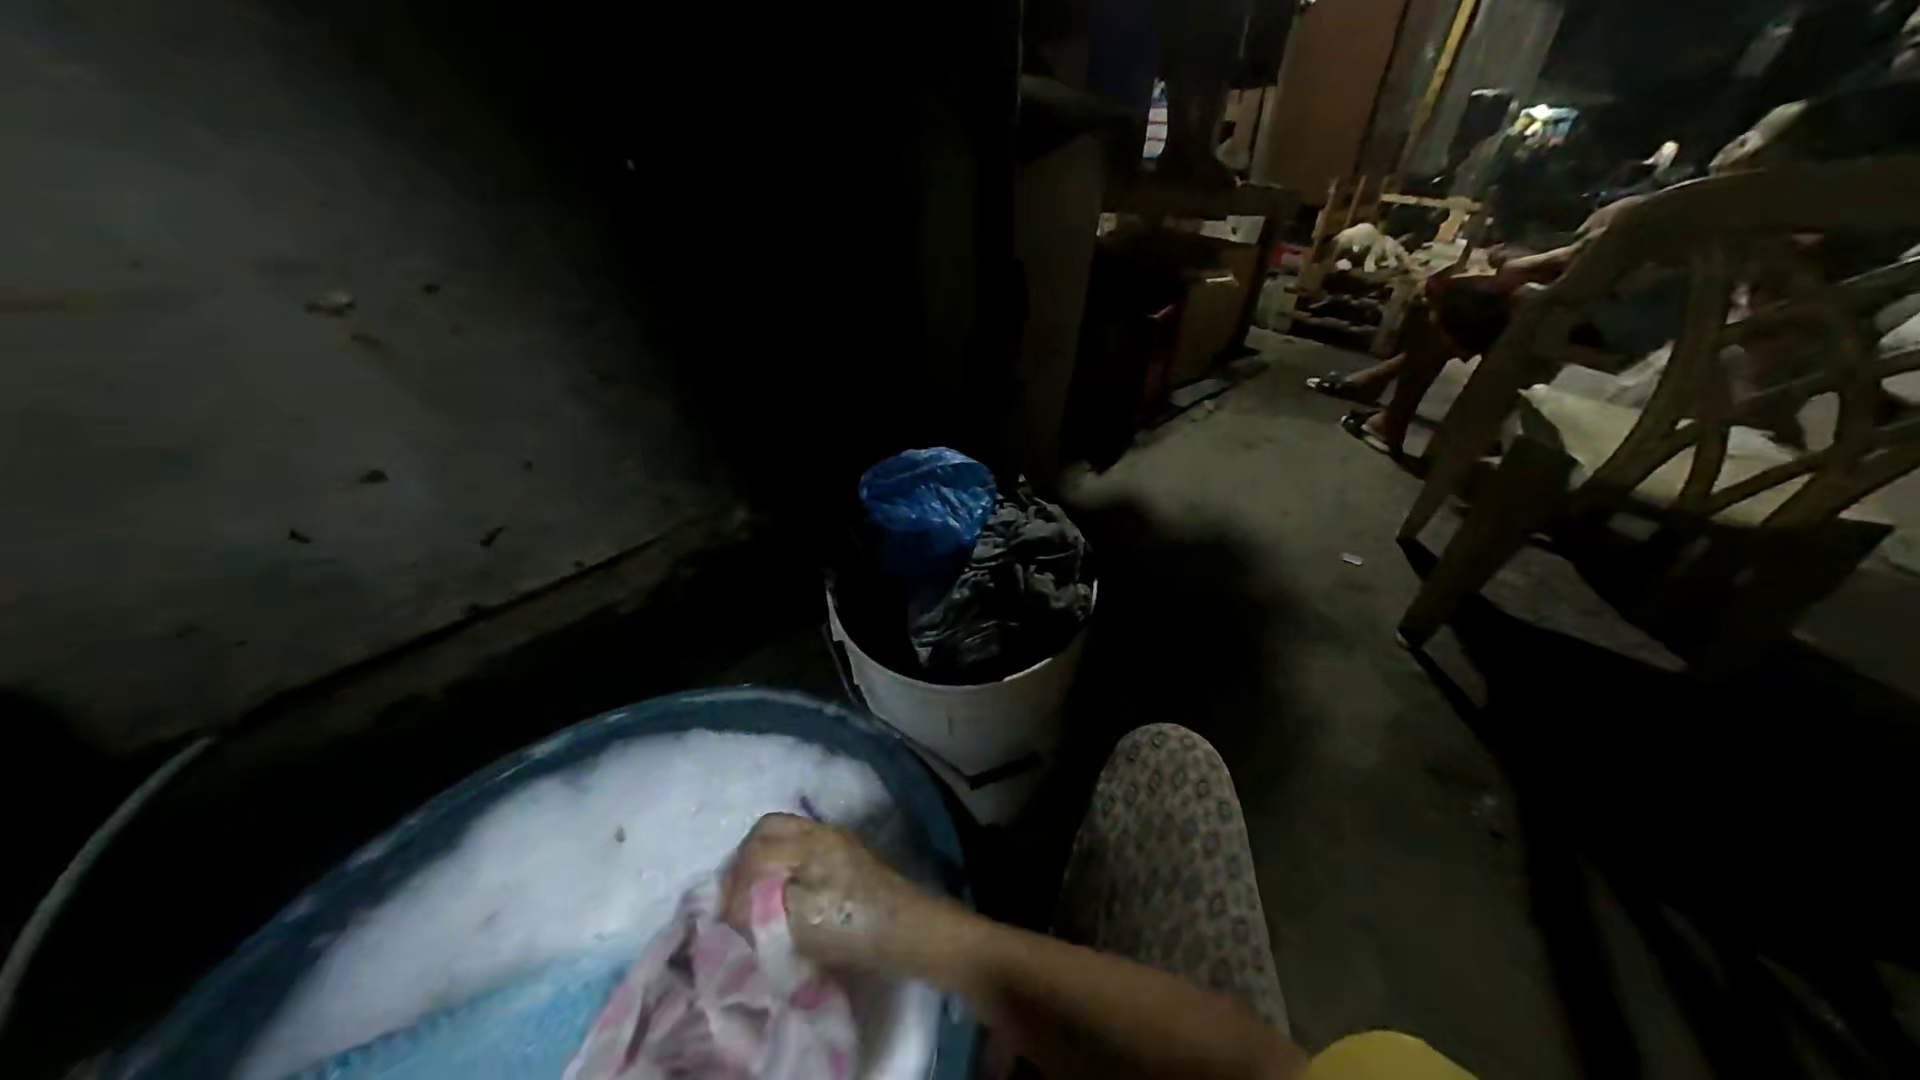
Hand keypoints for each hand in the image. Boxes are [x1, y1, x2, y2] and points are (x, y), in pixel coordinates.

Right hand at [724, 813, 956, 971]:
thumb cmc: (851, 924)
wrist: (905, 928)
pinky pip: (802, 845)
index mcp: (807, 841)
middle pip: (768, 829)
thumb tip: (735, 905)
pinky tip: (783, 890)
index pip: (755, 849)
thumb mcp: (796, 919)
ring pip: (786, 834)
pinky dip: (783, 861)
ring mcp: (836, 840)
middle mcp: (821, 830)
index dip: (735, 882)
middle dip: (745, 858)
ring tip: (755, 895)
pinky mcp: (847, 856)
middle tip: (736, 894)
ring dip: (764, 859)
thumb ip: (760, 905)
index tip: (728, 914)